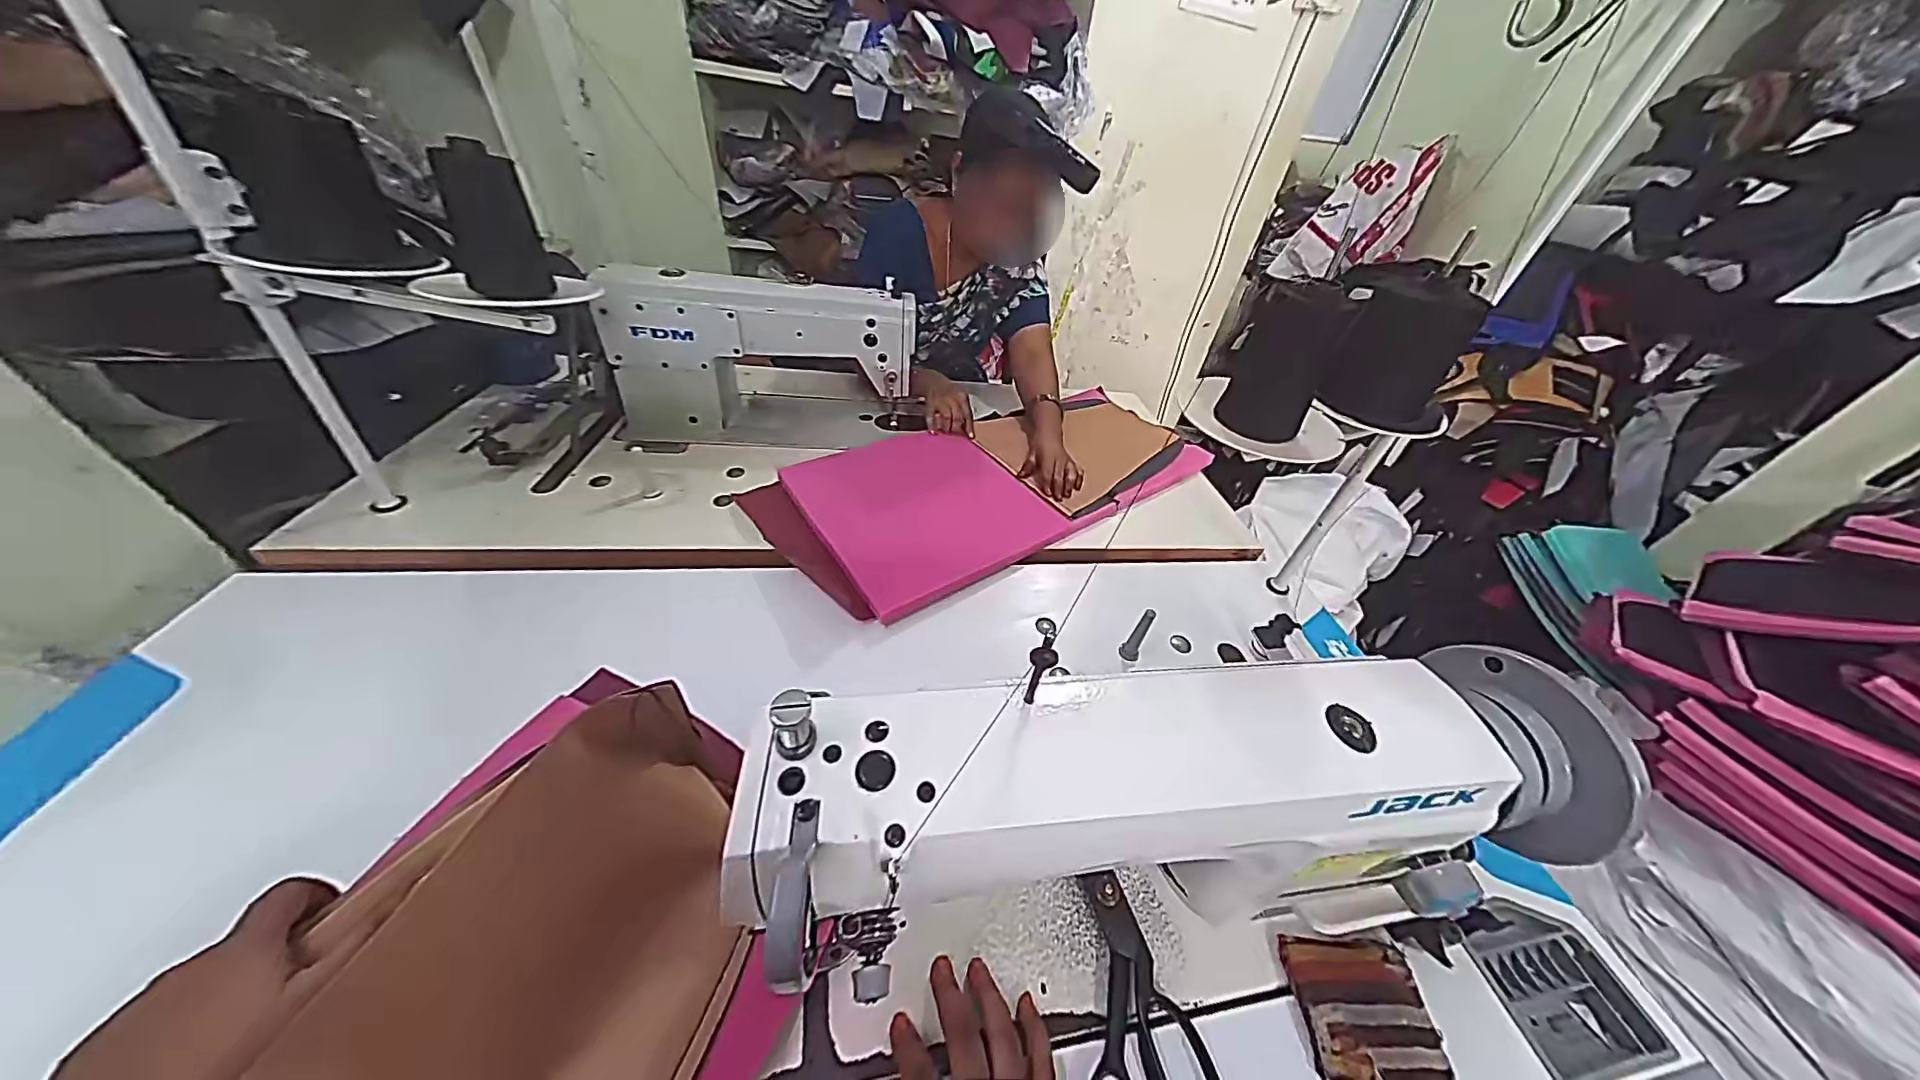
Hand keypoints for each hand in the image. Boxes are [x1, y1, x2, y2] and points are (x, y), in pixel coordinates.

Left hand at [55, 878, 375, 1079]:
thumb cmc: (223, 1060)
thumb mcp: (313, 994)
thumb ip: (354, 941)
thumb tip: (396, 895)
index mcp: (244, 948)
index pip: (292, 892)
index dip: (322, 897)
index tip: (338, 910)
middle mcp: (188, 968)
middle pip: (248, 941)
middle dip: (278, 956)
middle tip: (303, 985)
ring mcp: (139, 1010)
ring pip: (202, 984)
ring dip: (230, 995)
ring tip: (254, 1030)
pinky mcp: (102, 1050)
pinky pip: (157, 1023)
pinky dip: (184, 1032)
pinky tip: (206, 1058)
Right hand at [891, 956, 1052, 1079]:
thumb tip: (892, 1073)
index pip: (921, 1073)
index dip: (908, 1045)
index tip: (900, 1021)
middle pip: (965, 1038)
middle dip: (950, 998)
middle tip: (942, 967)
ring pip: (1005, 1037)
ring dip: (990, 999)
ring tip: (980, 970)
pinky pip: (1042, 1058)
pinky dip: (1034, 1028)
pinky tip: (1028, 1004)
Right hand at [918, 371, 974, 437]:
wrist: (934, 381)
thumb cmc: (949, 393)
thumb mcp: (960, 398)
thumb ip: (964, 412)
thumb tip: (967, 429)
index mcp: (961, 398)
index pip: (967, 414)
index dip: (969, 427)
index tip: (970, 437)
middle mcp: (952, 399)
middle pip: (957, 417)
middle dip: (957, 429)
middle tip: (956, 437)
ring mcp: (940, 401)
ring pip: (946, 417)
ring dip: (947, 428)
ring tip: (946, 434)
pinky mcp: (930, 404)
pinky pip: (931, 416)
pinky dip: (932, 425)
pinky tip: (933, 432)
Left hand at [1020, 417, 1083, 501]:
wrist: (1049, 432)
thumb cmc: (1039, 443)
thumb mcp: (1031, 453)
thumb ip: (1027, 466)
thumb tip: (1020, 476)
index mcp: (1048, 457)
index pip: (1048, 473)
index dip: (1048, 484)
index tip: (1048, 493)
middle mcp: (1059, 459)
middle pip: (1060, 476)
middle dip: (1059, 488)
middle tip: (1058, 498)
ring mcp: (1067, 461)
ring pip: (1071, 473)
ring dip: (1070, 485)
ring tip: (1068, 495)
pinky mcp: (1072, 462)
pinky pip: (1078, 470)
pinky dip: (1079, 479)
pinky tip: (1077, 487)